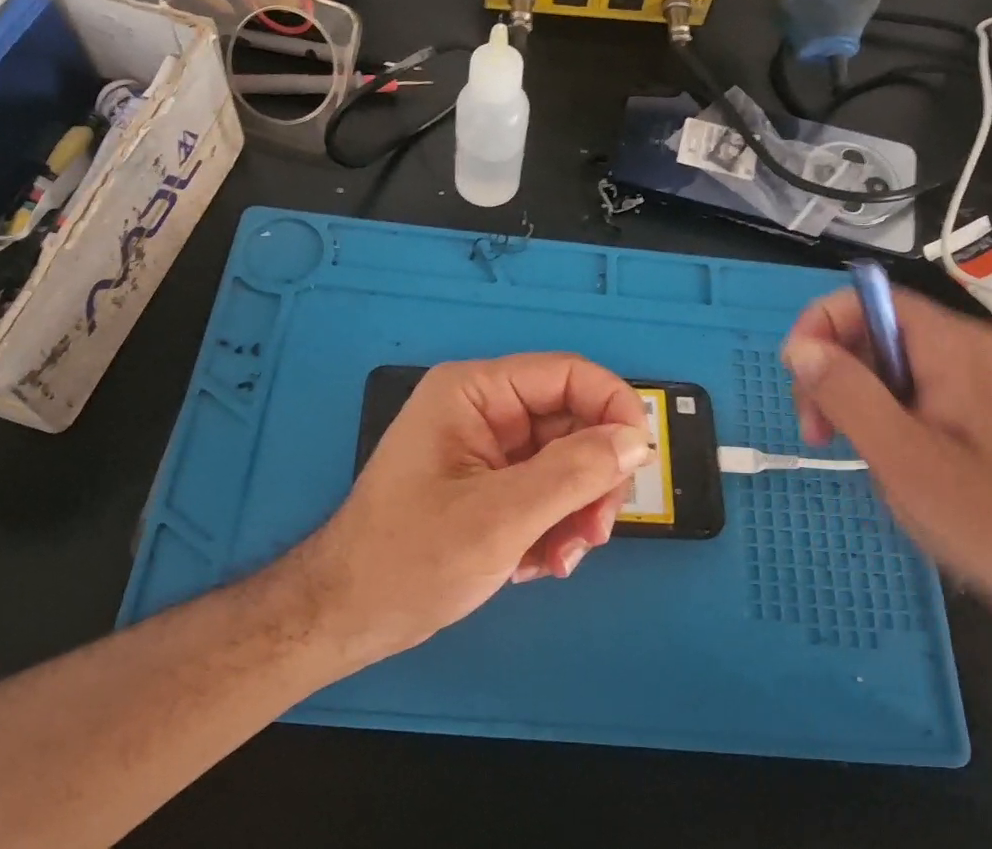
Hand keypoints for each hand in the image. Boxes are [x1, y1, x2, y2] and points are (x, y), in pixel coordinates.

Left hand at [287, 354, 655, 662]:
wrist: (350, 616)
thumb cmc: (411, 558)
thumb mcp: (500, 516)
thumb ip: (574, 473)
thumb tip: (637, 441)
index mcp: (475, 393)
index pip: (568, 375)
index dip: (615, 410)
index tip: (641, 462)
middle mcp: (485, 411)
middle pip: (574, 423)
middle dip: (593, 481)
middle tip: (594, 534)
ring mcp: (487, 450)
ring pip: (568, 464)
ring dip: (577, 513)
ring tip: (561, 560)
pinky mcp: (491, 486)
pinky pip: (548, 493)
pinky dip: (555, 528)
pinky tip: (536, 566)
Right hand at [782, 288, 991, 625]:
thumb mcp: (905, 460)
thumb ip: (849, 396)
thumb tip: (798, 348)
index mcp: (960, 349)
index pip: (874, 300)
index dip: (823, 326)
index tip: (798, 381)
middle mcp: (972, 352)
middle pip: (877, 333)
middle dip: (834, 374)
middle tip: (817, 434)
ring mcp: (981, 383)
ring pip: (890, 368)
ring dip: (855, 403)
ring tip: (854, 456)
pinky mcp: (983, 412)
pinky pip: (915, 395)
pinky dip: (885, 421)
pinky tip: (889, 463)